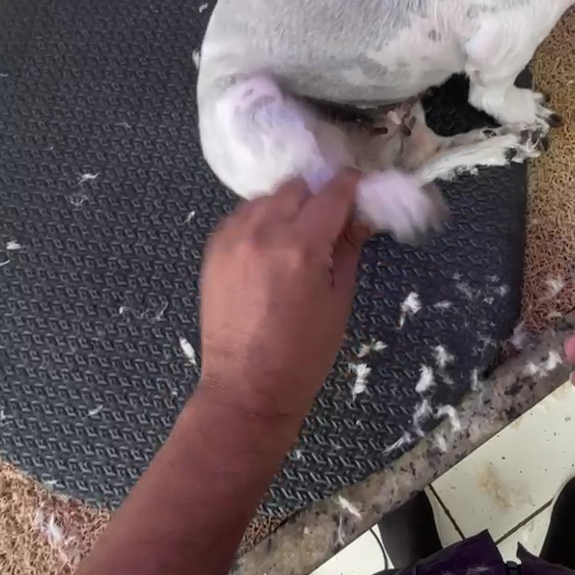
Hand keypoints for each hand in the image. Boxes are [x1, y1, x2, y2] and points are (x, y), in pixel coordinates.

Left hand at [196, 172, 368, 426]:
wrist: (247, 389)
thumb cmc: (304, 353)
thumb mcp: (339, 300)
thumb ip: (348, 248)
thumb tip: (360, 216)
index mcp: (301, 248)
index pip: (332, 194)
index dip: (350, 186)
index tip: (358, 187)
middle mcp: (263, 233)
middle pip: (297, 187)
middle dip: (316, 198)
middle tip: (327, 222)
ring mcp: (233, 239)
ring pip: (267, 197)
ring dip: (287, 207)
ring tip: (294, 238)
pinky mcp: (213, 250)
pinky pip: (242, 215)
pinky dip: (260, 221)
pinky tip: (268, 249)